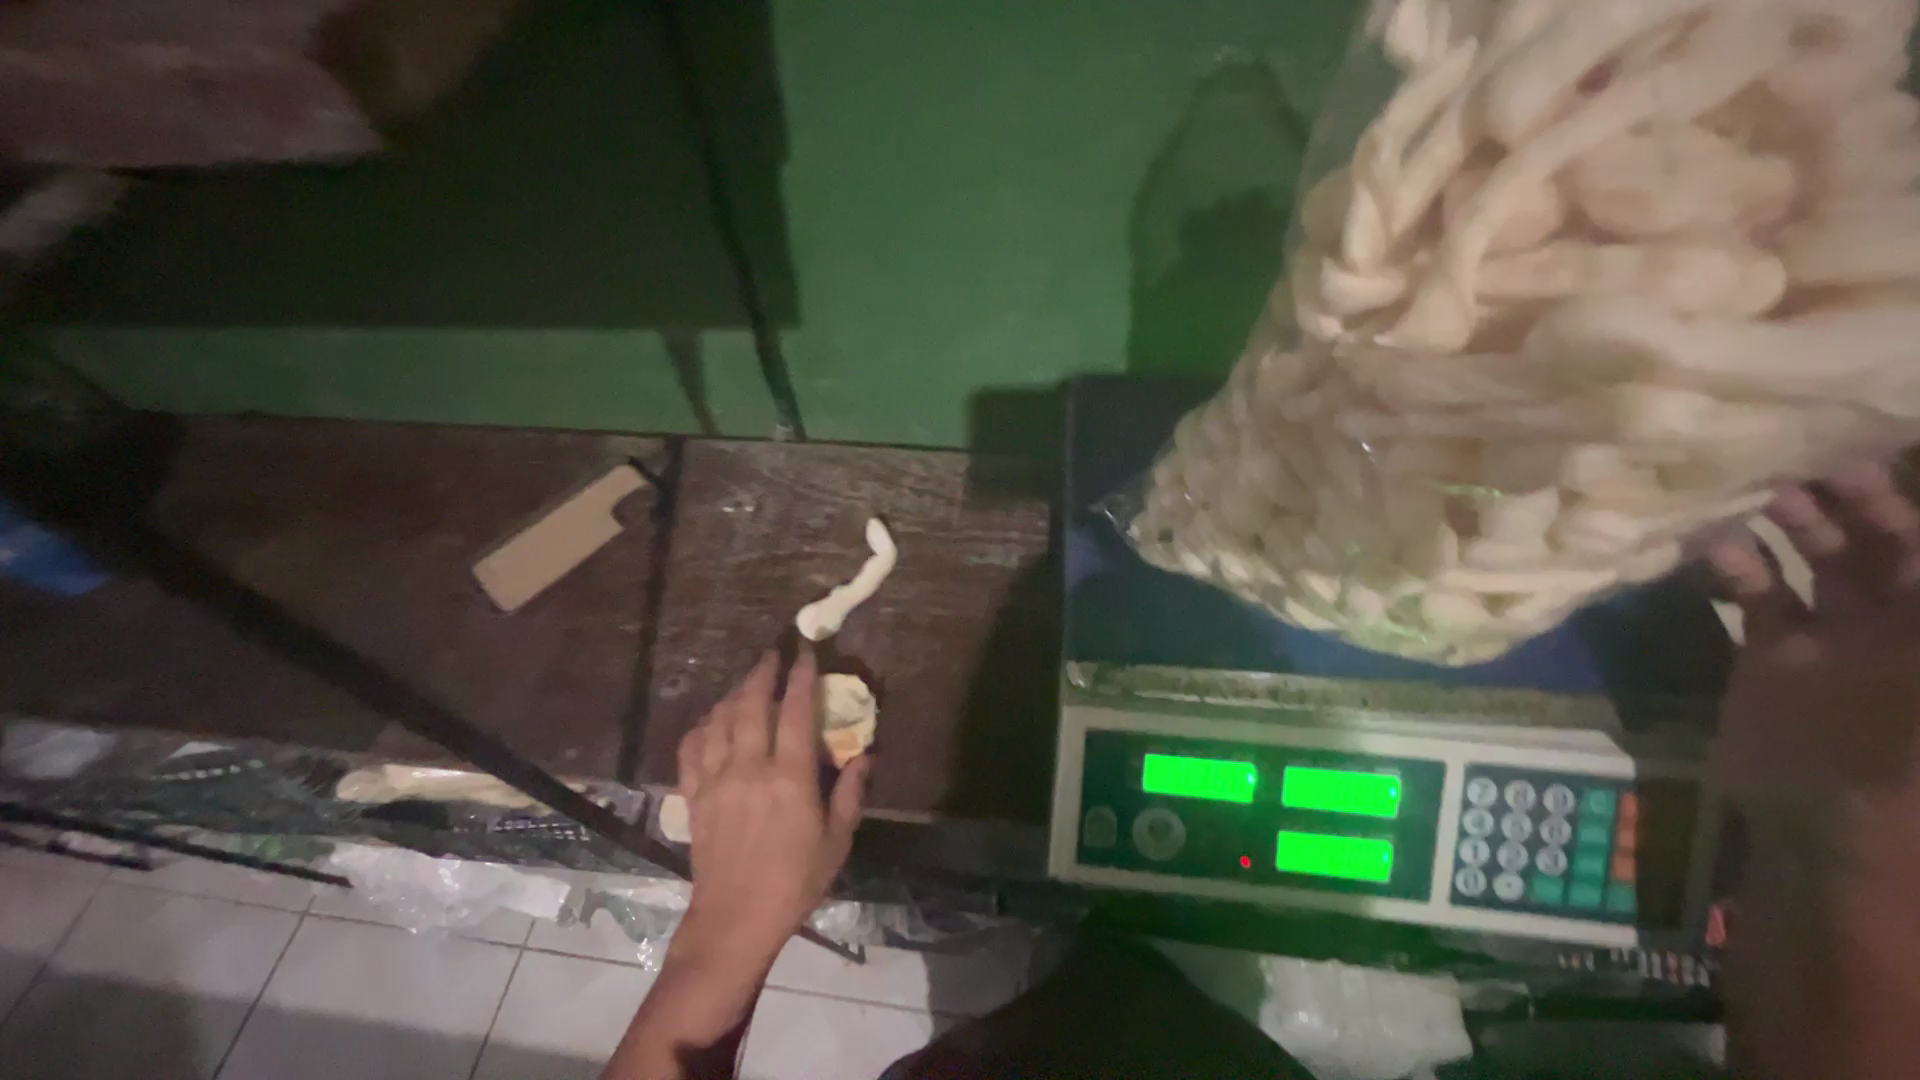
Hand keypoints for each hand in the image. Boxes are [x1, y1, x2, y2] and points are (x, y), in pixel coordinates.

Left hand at [599, 646, 869, 1079]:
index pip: (794, 711)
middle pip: (751, 704)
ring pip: (720, 720)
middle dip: (762, 673)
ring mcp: (716, 780)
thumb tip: (864, 755)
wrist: (734, 920)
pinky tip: (712, 720)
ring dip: (734, 693)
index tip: (806, 653)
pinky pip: (692, 747)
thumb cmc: (794, 882)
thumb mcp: (837, 841)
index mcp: (789, 778)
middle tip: (773, 654)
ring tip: (747, 681)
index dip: (800, 678)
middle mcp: (749, 768)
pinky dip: (702, 725)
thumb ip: (850, 793)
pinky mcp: (694, 796)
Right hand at [1705, 462, 1919, 807]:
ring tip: (1760, 492)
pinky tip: (1714, 543)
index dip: (1908, 507)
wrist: (1820, 827)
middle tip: (1809, 466)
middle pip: (1881, 549)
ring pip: (1818, 565)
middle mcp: (1897, 626)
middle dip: (1853, 506)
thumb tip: (1916, 545)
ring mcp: (1832, 639)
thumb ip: (1912, 599)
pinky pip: (1757, 598)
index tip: (1875, 464)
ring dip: (1794, 529)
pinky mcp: (1770, 653)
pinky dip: (1737, 568)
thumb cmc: (1897, 762)